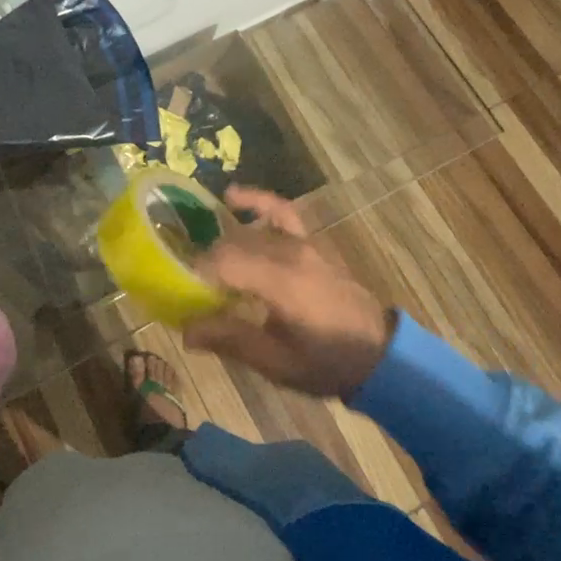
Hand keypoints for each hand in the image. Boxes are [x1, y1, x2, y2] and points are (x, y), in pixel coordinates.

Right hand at [183, 186, 396, 398]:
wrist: (380, 356)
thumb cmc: (326, 363)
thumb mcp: (276, 363)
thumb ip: (230, 340)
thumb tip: (185, 330)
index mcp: (281, 283)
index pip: (223, 262)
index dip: (195, 273)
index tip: (180, 291)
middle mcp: (289, 254)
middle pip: (231, 245)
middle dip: (205, 263)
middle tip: (190, 288)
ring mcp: (302, 243)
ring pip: (248, 233)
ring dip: (223, 245)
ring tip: (206, 264)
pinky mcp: (311, 242)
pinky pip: (280, 211)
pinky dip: (255, 201)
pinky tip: (231, 197)